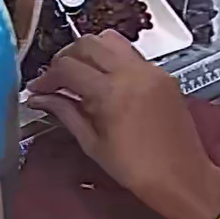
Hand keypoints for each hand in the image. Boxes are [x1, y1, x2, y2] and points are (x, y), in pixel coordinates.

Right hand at [25, 31, 219, 218]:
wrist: (182, 177)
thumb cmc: (135, 170)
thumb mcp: (92, 143)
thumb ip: (65, 113)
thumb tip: (40, 99)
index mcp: (112, 92)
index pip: (68, 68)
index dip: (46, 77)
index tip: (37, 90)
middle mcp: (132, 73)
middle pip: (87, 44)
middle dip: (64, 58)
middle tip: (54, 79)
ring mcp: (151, 70)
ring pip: (110, 41)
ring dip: (88, 52)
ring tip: (78, 75)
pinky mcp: (163, 74)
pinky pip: (130, 54)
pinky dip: (110, 59)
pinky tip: (103, 82)